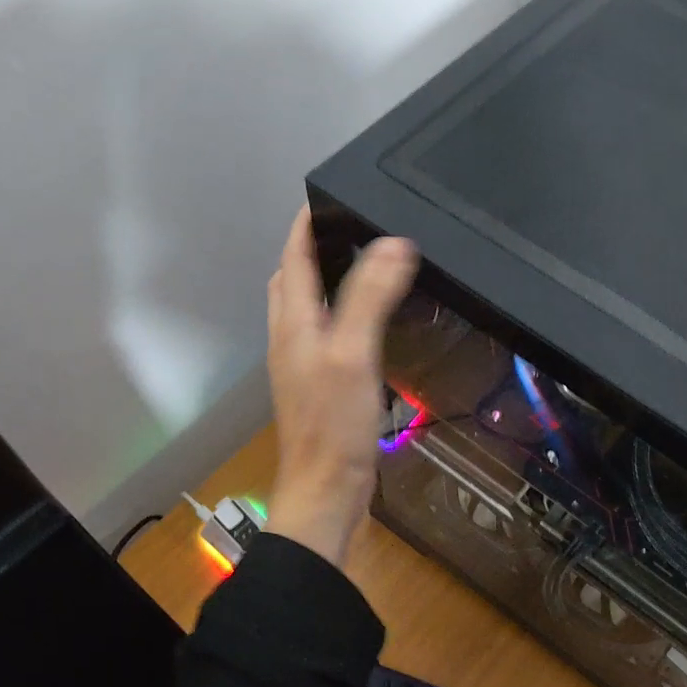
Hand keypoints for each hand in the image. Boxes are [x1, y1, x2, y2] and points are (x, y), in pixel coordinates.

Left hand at [264, 206, 418, 565]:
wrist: (325, 492)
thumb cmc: (334, 426)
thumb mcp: (353, 353)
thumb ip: (369, 297)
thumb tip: (394, 243)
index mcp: (292, 325)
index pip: (293, 257)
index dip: (309, 223)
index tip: (333, 193)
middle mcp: (291, 341)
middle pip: (293, 282)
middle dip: (314, 250)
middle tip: (352, 229)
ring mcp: (304, 368)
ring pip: (309, 311)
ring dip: (328, 283)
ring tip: (365, 266)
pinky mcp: (321, 390)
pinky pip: (328, 339)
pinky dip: (343, 318)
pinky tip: (369, 325)